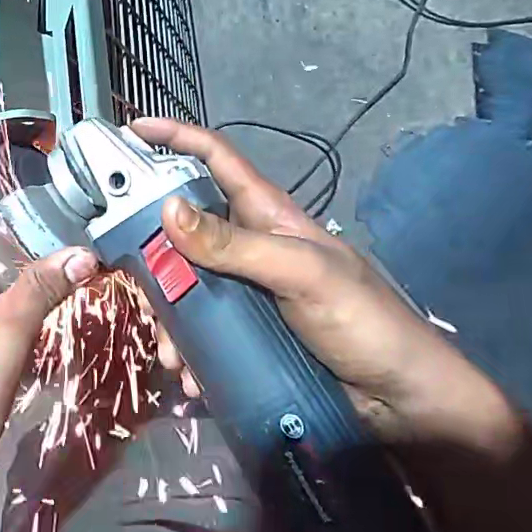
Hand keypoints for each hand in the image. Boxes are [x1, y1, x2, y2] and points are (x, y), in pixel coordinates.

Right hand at [130, 116, 522, 452]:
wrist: (403, 402)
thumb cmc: (363, 321)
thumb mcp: (301, 274)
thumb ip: (236, 245)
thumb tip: (169, 209)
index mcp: (266, 214)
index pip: (216, 158)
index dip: (176, 137)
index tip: (133, 129)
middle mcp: (249, 244)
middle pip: (185, 227)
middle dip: (153, 250)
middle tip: (128, 276)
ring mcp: (247, 290)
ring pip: (186, 285)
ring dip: (169, 316)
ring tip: (171, 355)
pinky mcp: (247, 333)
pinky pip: (201, 330)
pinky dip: (189, 350)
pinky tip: (191, 378)